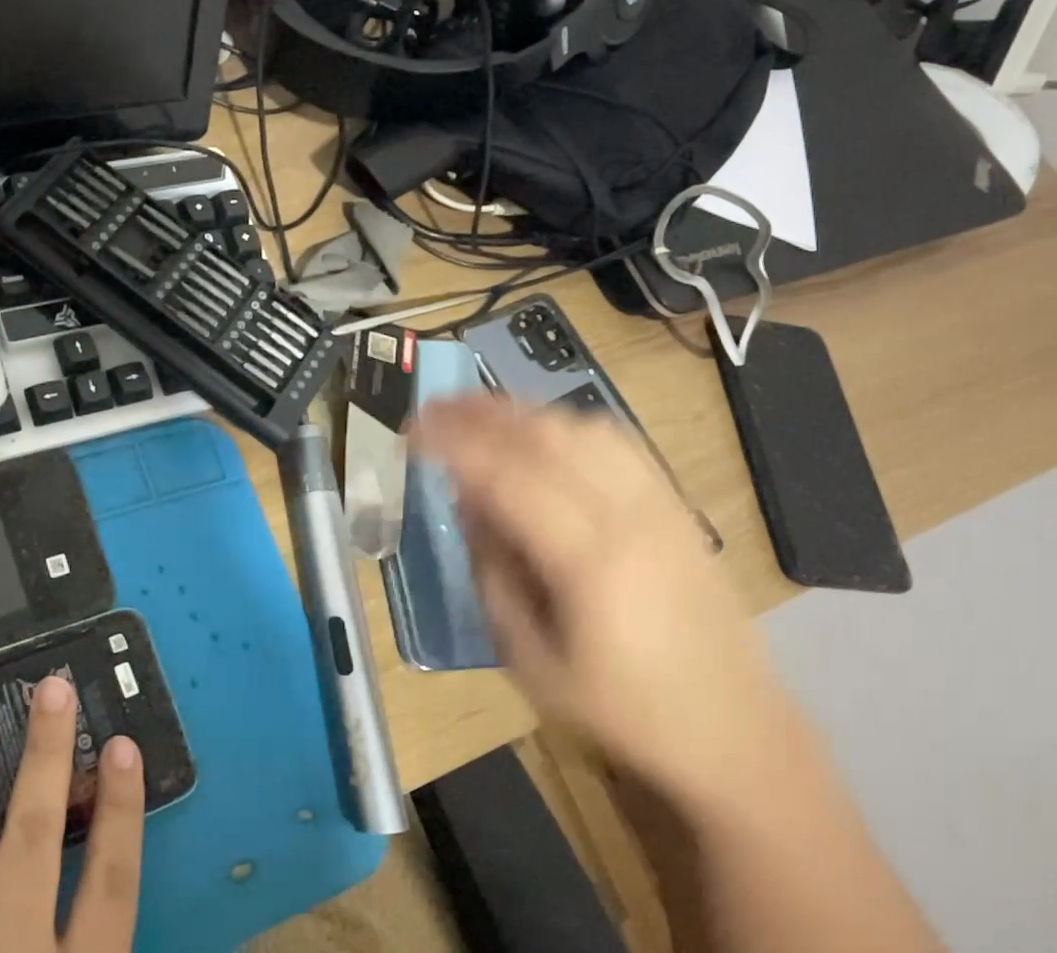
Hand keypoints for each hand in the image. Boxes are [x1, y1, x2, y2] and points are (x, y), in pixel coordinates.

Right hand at [415, 395, 802, 803]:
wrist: (733, 733)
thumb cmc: (617, 707)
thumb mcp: (528, 657)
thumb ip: (493, 571)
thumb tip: (468, 501)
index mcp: (588, 562)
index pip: (507, 475)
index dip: (453, 444)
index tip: (409, 432)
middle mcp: (631, 520)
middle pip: (548, 437)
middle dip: (482, 413)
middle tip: (432, 409)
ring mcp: (663, 510)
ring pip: (586, 430)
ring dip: (524, 412)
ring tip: (477, 413)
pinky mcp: (680, 512)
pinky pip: (621, 445)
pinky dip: (569, 426)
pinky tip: (541, 432)